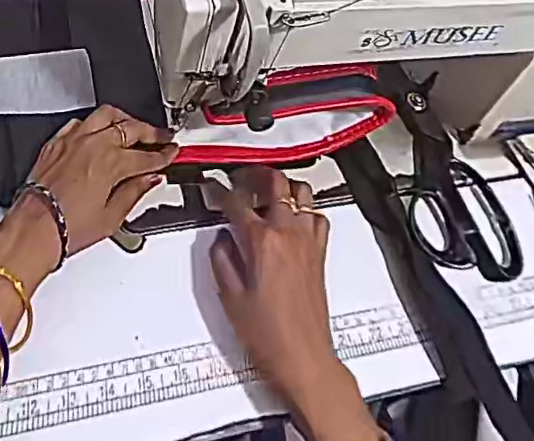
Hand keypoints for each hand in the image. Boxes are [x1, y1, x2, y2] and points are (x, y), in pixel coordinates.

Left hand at [0, 106, 174, 289]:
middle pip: (132, 128)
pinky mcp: (57, 142)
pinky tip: (97, 130)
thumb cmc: (65, 228)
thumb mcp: (111, 217)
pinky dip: (94, 123)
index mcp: (112, 162)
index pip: (147, 155)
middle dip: (152, 133)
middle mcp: (94, 144)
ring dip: (124, 119)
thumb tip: (149, 179)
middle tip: (162, 137)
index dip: (164, 154)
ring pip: (106, 115)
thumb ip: (135, 192)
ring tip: (133, 126)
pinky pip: (80, 122)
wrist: (32, 230)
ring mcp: (74, 140)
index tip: (172, 152)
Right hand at [209, 168, 378, 439]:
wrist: (304, 360)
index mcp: (262, 242)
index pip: (237, 202)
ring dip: (282, 185)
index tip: (213, 186)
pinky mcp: (319, 251)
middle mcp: (288, 233)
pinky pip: (316, 215)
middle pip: (274, 182)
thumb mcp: (230, 298)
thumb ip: (221, 259)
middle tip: (241, 177)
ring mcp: (307, 240)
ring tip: (266, 190)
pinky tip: (293, 216)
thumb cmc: (270, 337)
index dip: (220, 190)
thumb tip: (220, 238)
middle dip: (254, 174)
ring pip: (300, 191)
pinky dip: (305, 208)